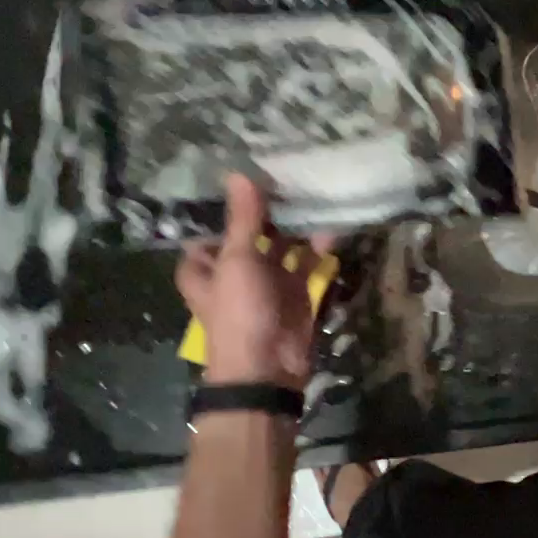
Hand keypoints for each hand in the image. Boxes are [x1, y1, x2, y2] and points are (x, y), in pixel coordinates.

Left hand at [174, 174, 327, 389]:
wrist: (268, 366)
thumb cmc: (239, 312)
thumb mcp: (237, 261)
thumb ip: (243, 219)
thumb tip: (239, 173)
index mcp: (205, 264)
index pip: (214, 225)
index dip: (231, 203)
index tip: (251, 172)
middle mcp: (234, 269)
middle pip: (252, 232)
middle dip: (270, 210)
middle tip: (292, 174)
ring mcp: (268, 281)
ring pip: (282, 246)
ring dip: (298, 227)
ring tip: (316, 194)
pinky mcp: (296, 291)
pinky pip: (308, 263)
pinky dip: (319, 248)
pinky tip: (332, 226)